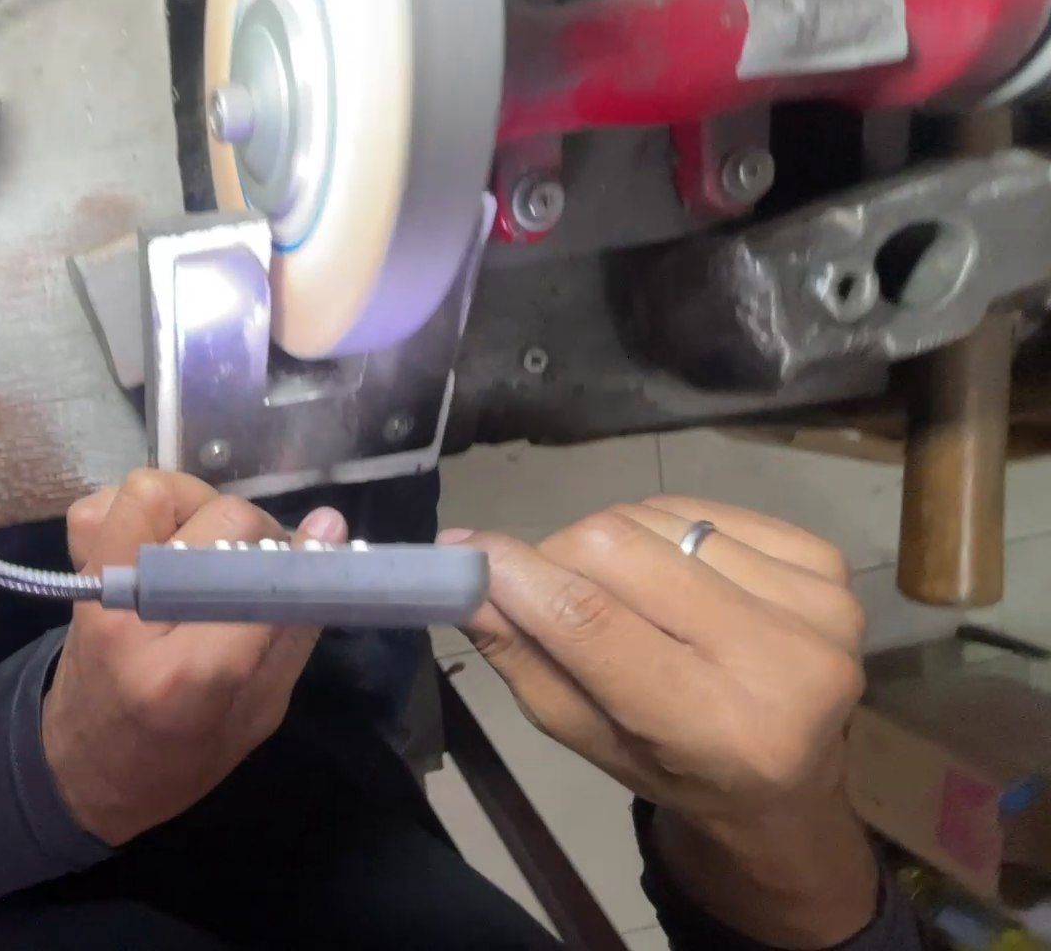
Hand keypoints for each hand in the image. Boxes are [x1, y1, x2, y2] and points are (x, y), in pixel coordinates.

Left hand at [44, 470, 347, 845]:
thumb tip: (329, 526)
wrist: (82, 766)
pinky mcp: (76, 567)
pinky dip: (142, 510)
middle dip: (256, 534)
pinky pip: (107, 500)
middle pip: (220, 520)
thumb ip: (296, 622)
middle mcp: (134, 616)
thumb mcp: (260, 712)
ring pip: (156, 490)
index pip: (261, 581)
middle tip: (256, 566)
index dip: (297, 561)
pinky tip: (161, 544)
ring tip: (206, 548)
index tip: (310, 561)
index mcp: (186, 675)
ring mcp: (96, 585)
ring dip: (196, 506)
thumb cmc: (180, 758)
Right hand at [453, 498, 877, 947]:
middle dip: (555, 555)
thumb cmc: (661, 762)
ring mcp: (820, 607)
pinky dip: (653, 529)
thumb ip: (514, 651)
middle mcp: (788, 665)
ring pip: (647, 518)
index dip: (515, 574)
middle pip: (614, 547)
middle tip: (547, 586)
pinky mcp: (828, 564)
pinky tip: (667, 572)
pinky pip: (692, 507)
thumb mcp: (570, 725)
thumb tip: (459, 575)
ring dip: (604, 543)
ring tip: (618, 589)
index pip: (590, 621)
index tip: (460, 549)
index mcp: (717, 729)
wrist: (786, 781)